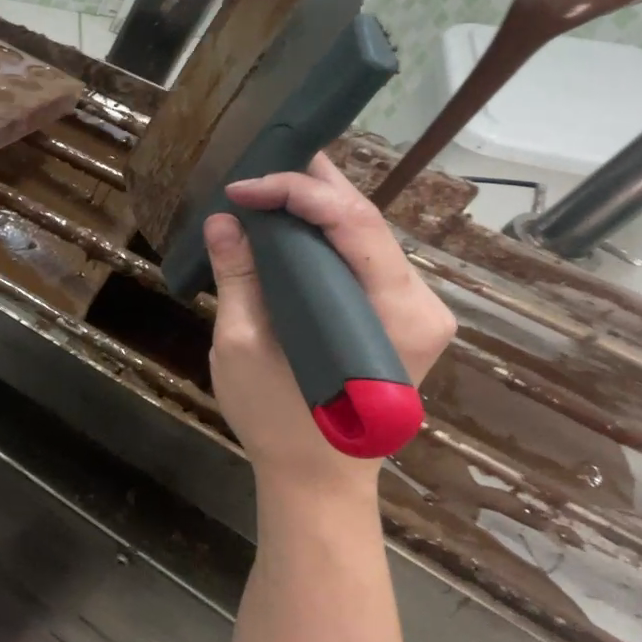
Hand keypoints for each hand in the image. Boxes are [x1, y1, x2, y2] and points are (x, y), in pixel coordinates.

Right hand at [204, 153, 456, 498]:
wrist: (317, 478)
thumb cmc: (278, 418)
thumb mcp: (243, 344)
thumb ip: (240, 278)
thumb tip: (222, 222)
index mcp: (394, 311)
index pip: (353, 223)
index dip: (295, 192)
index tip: (238, 190)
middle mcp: (420, 303)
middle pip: (368, 221)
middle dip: (310, 185)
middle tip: (256, 163)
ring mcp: (412, 310)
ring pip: (366, 235)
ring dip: (317, 205)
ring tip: (266, 183)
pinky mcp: (395, 317)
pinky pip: (361, 258)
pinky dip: (323, 233)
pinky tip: (288, 221)